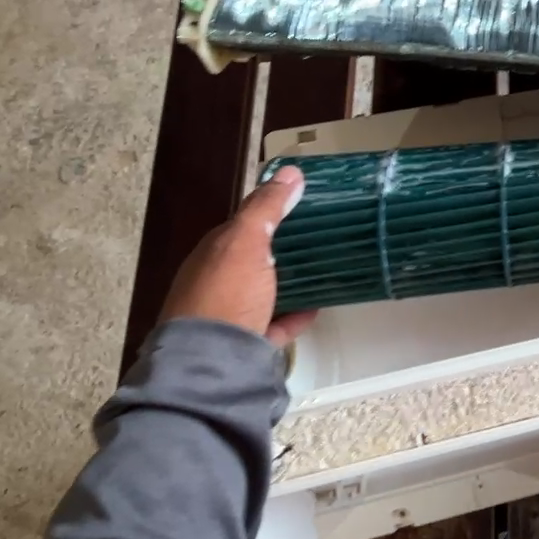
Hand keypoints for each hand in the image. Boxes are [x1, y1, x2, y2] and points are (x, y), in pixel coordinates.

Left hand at [159, 166, 317, 346]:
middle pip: (257, 258)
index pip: (244, 225)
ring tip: (326, 267)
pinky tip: (318, 305)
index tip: (308, 203)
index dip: (272, 211)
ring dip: (293, 279)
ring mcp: (232, 315)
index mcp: (212, 255)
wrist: (212, 366)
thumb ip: (266, 208)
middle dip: (285, 247)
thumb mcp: (245, 243)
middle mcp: (217, 283)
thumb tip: (289, 171)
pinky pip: (278, 321)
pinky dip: (297, 312)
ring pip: (267, 289)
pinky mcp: (249, 342)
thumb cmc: (225, 297)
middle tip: (324, 234)